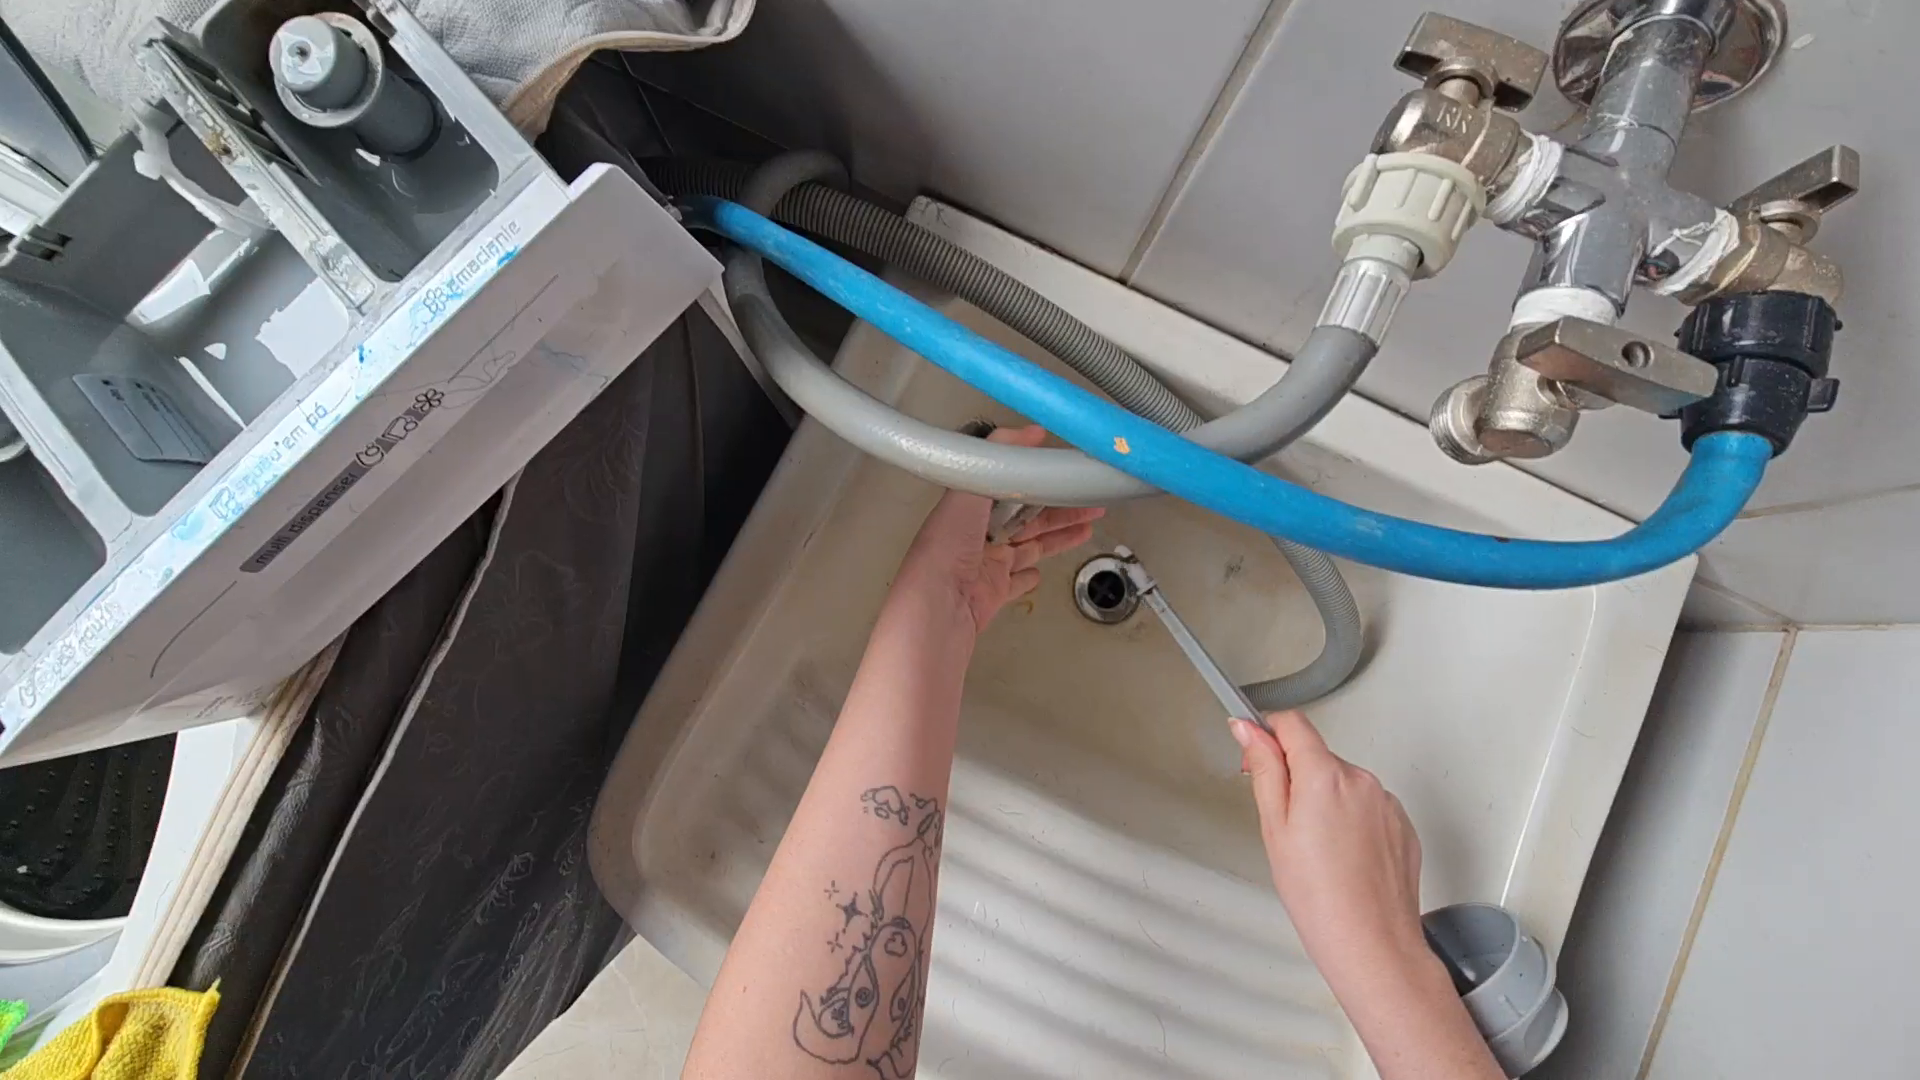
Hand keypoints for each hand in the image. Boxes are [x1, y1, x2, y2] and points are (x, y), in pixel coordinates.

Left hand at [894, 425, 1102, 633]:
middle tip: (1092, 502)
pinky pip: (1016, 582)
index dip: (1039, 478)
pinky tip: (1040, 571)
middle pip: (1026, 517)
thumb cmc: (948, 548)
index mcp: (969, 508)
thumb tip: (1031, 430)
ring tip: (1086, 528)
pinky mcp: (992, 594)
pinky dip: (1029, 575)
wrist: (936, 609)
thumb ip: (998, 456)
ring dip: (1056, 536)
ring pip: (1028, 546)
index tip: (1066, 470)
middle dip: (1060, 509)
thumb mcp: (969, 488)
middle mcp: (977, 535)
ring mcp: (985, 566)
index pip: (1010, 487)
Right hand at [1232, 711, 1430, 988]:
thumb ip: (1263, 769)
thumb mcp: (1273, 827)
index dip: (1267, 732)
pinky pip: (1366, 805)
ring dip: (1324, 797)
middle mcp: (1361, 780)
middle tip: (1283, 820)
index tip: (1254, 749)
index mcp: (1324, 776)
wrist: (1373, 946)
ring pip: (1341, 781)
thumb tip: (1249, 731)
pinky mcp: (1403, 826)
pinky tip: (1341, 855)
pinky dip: (1349, 818)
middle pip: (1316, 754)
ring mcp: (1386, 803)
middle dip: (1295, 774)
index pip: (1292, 723)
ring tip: (1315, 846)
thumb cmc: (1320, 896)